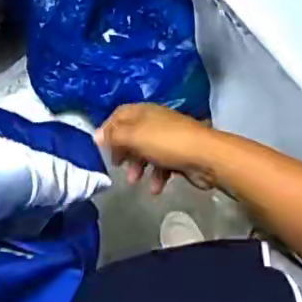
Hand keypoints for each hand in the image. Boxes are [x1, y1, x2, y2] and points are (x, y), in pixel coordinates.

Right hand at [97, 103, 222, 195]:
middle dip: (122, 150)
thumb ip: (114, 136)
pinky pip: (161, 164)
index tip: (100, 146)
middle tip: (116, 165)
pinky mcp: (178, 155)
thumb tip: (95, 134)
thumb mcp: (135, 137)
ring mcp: (167, 138)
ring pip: (145, 151)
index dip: (107, 129)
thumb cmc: (166, 142)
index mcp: (142, 111)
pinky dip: (156, 176)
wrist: (206, 156)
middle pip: (131, 134)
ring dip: (138, 166)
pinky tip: (155, 189)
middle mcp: (153, 121)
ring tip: (134, 181)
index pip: (118, 115)